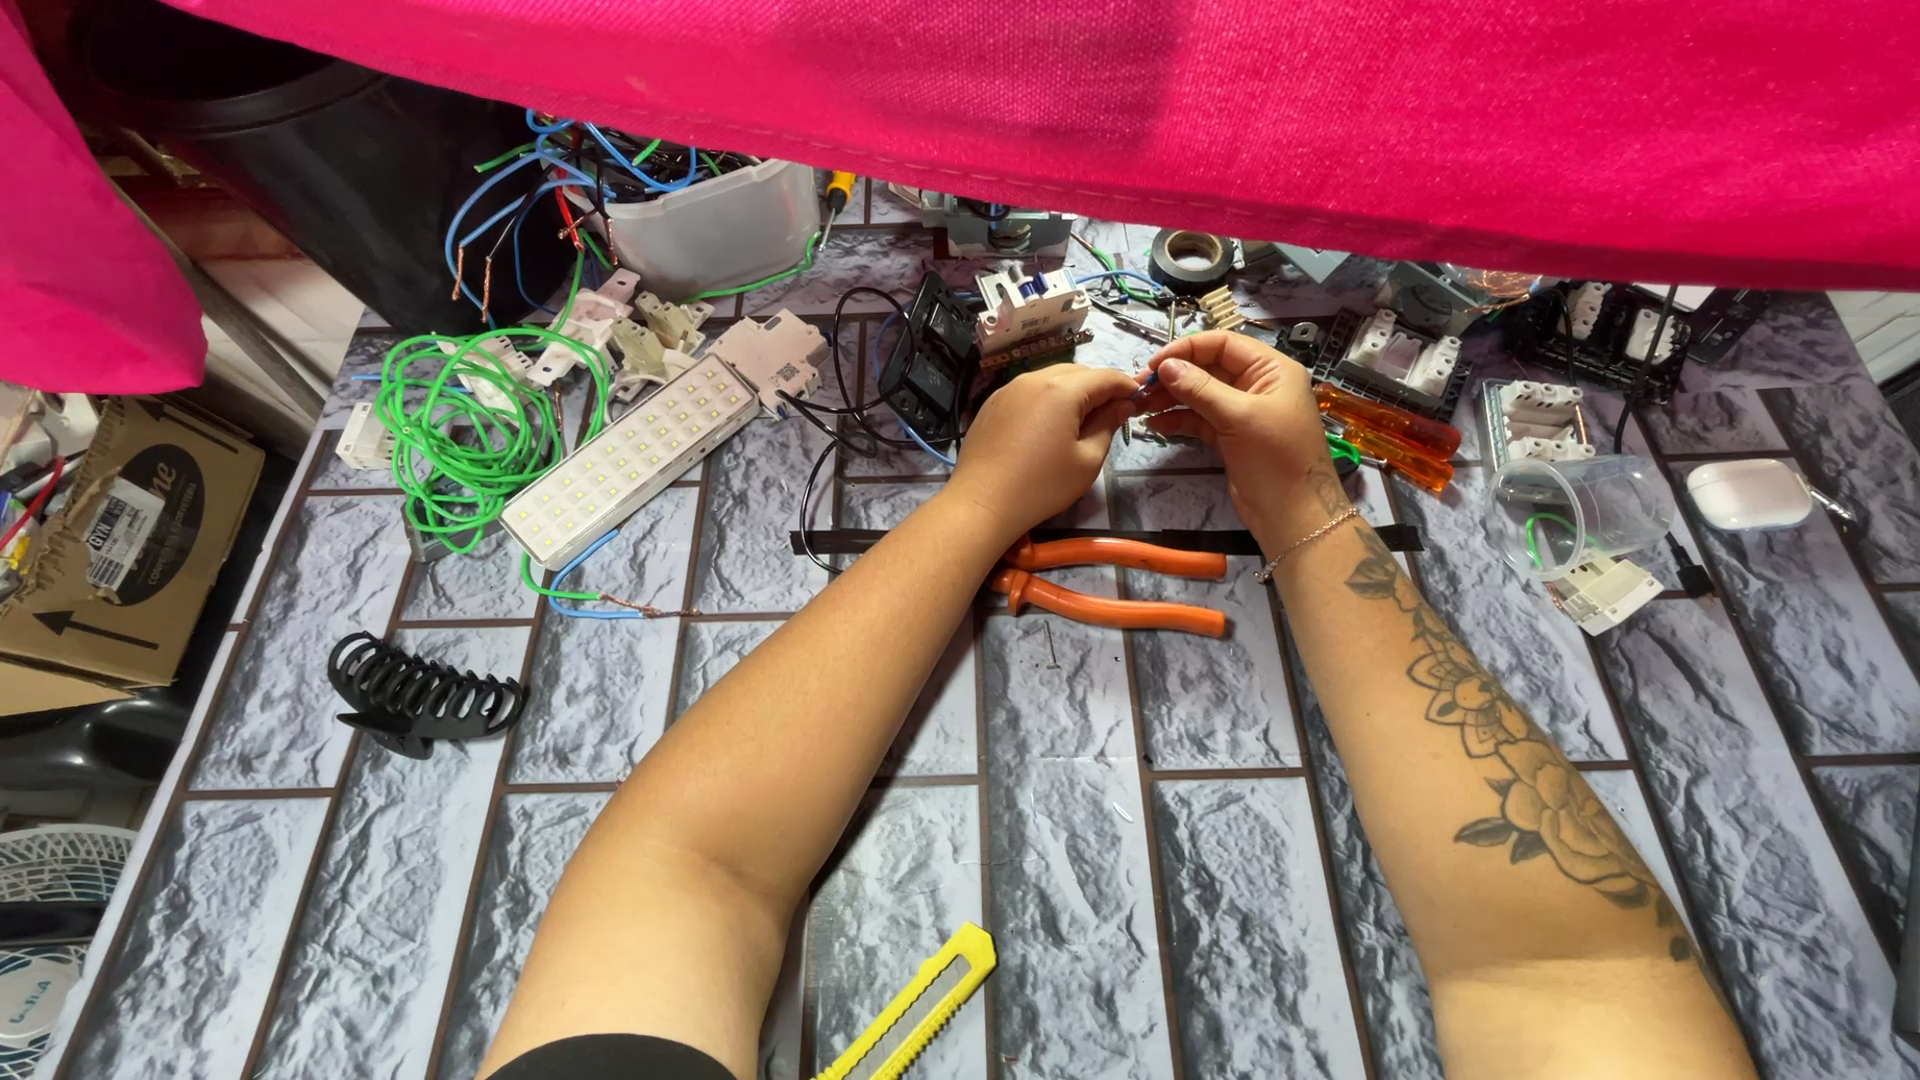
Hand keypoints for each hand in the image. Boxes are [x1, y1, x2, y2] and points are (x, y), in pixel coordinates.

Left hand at [944, 363, 1136, 540]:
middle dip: (1098, 387)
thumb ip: (1107, 426)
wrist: (982, 503)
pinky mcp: (991, 405)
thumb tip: (1122, 406)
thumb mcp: (1086, 461)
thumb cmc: (1041, 486)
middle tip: (1111, 413)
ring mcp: (1007, 390)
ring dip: (1071, 392)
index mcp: (1062, 390)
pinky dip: (1044, 400)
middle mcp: (1033, 379)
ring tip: (1080, 420)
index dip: (1126, 386)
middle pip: (1076, 373)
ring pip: (1049, 379)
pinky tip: (1046, 426)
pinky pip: (1027, 392)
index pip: (1105, 377)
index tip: (1138, 400)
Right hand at [1134, 331, 1349, 551]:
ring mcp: (1242, 412)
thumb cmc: (1276, 459)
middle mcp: (1256, 385)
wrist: (1292, 514)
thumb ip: (1200, 389)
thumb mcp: (1239, 417)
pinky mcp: (1229, 436)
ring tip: (1141, 406)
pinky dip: (1177, 420)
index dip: (1186, 349)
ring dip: (1170, 398)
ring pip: (1200, 395)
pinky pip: (1199, 420)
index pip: (1223, 344)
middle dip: (1174, 376)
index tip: (1154, 364)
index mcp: (1271, 369)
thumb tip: (1165, 366)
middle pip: (1208, 369)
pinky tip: (1155, 424)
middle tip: (1140, 388)